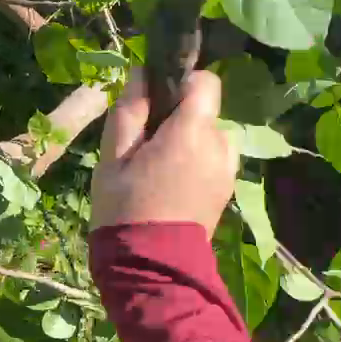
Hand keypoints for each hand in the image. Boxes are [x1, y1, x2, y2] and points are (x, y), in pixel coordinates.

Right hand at [90, 70, 236, 234]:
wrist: (150, 267)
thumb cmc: (124, 209)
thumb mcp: (112, 158)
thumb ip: (128, 111)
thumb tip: (142, 73)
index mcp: (193, 133)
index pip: (205, 81)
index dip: (180, 84)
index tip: (154, 103)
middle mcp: (221, 145)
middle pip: (204, 111)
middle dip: (178, 120)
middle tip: (144, 149)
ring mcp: (228, 170)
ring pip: (208, 136)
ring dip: (187, 143)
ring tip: (156, 171)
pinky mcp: (226, 189)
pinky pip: (212, 160)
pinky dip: (194, 163)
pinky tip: (169, 187)